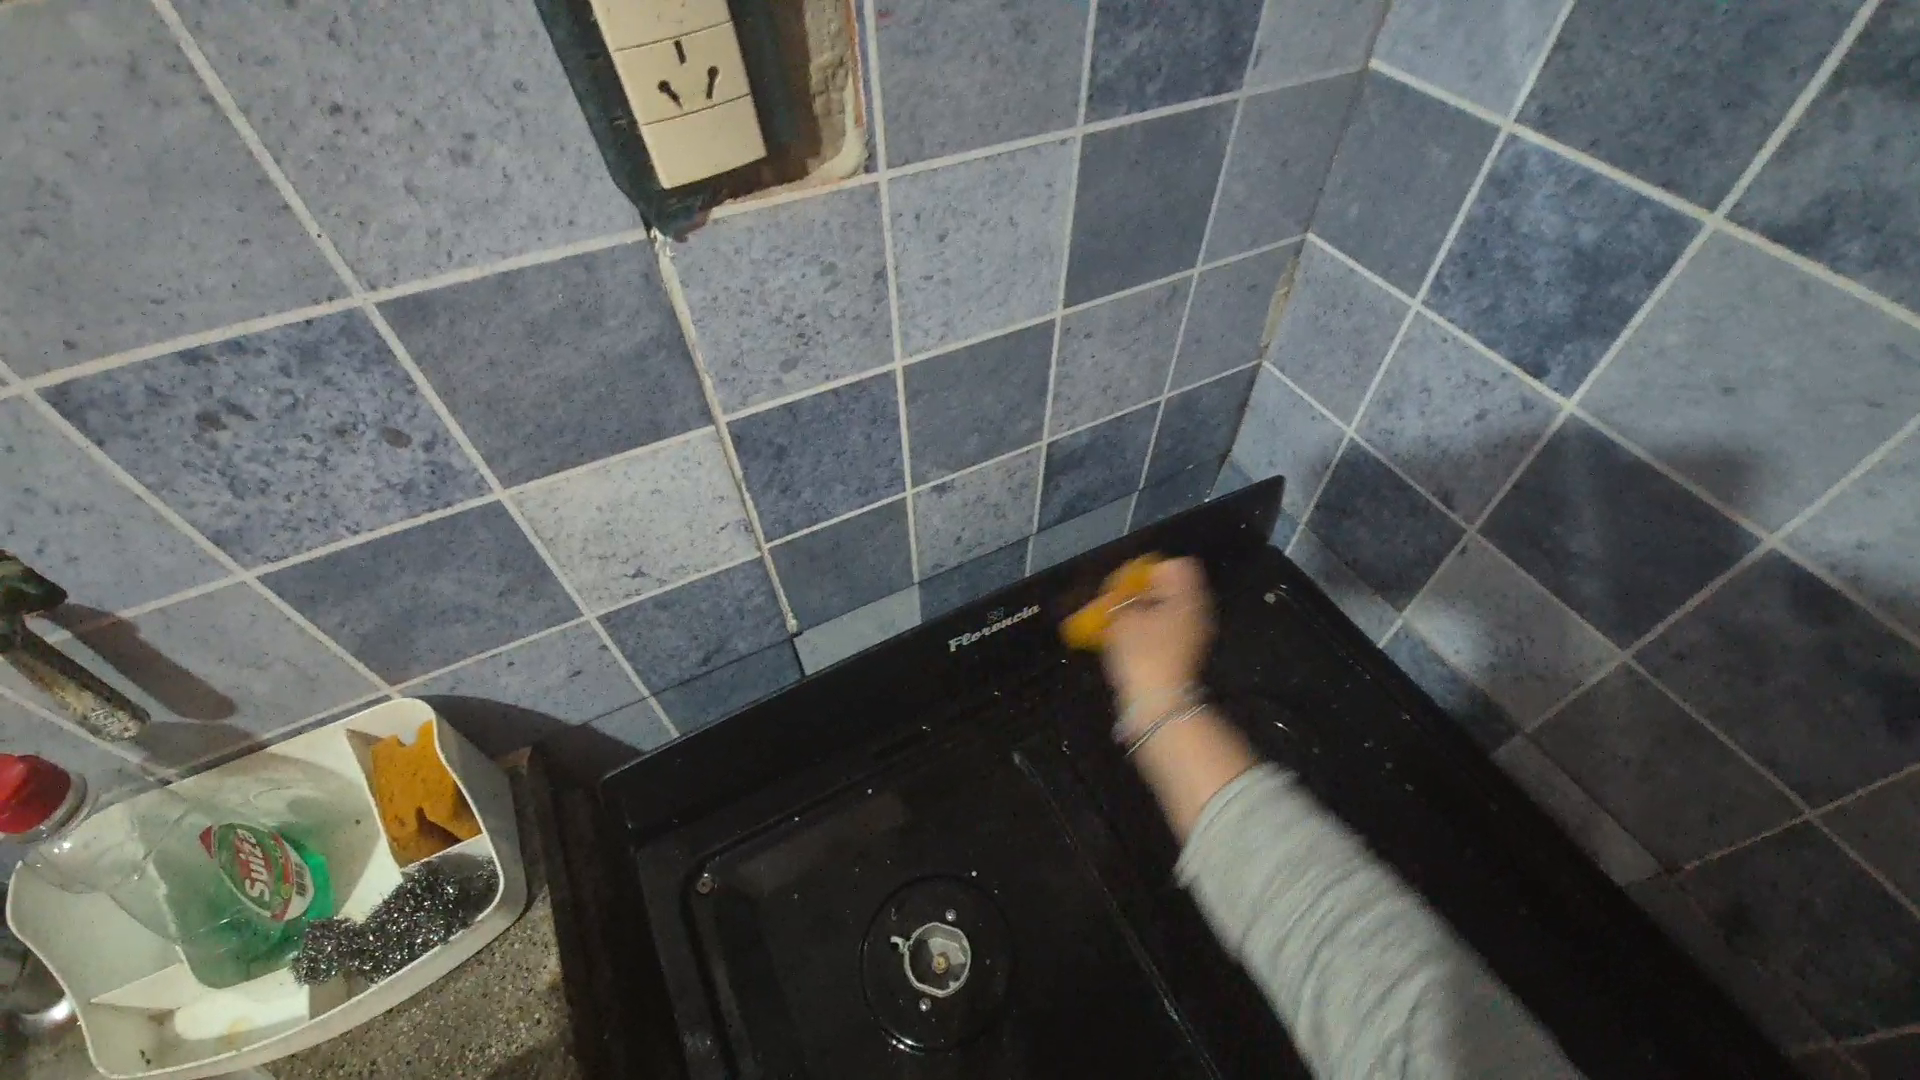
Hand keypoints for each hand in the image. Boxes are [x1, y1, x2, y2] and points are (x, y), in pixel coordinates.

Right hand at [1101, 557, 1214, 714]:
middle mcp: (1195, 612)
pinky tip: (1124, 642)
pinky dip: (1142, 631)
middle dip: (1138, 592)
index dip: (1148, 570)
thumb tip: (1122, 593)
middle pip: (1168, 588)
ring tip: (1114, 624)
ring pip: (1162, 610)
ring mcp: (1191, 634)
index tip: (1126, 585)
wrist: (1159, 705)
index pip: (1175, 566)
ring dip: (1138, 612)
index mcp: (1188, 597)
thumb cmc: (1143, 655)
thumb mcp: (1123, 619)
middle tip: (1115, 604)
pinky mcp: (1180, 653)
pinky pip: (1160, 630)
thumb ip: (1121, 598)